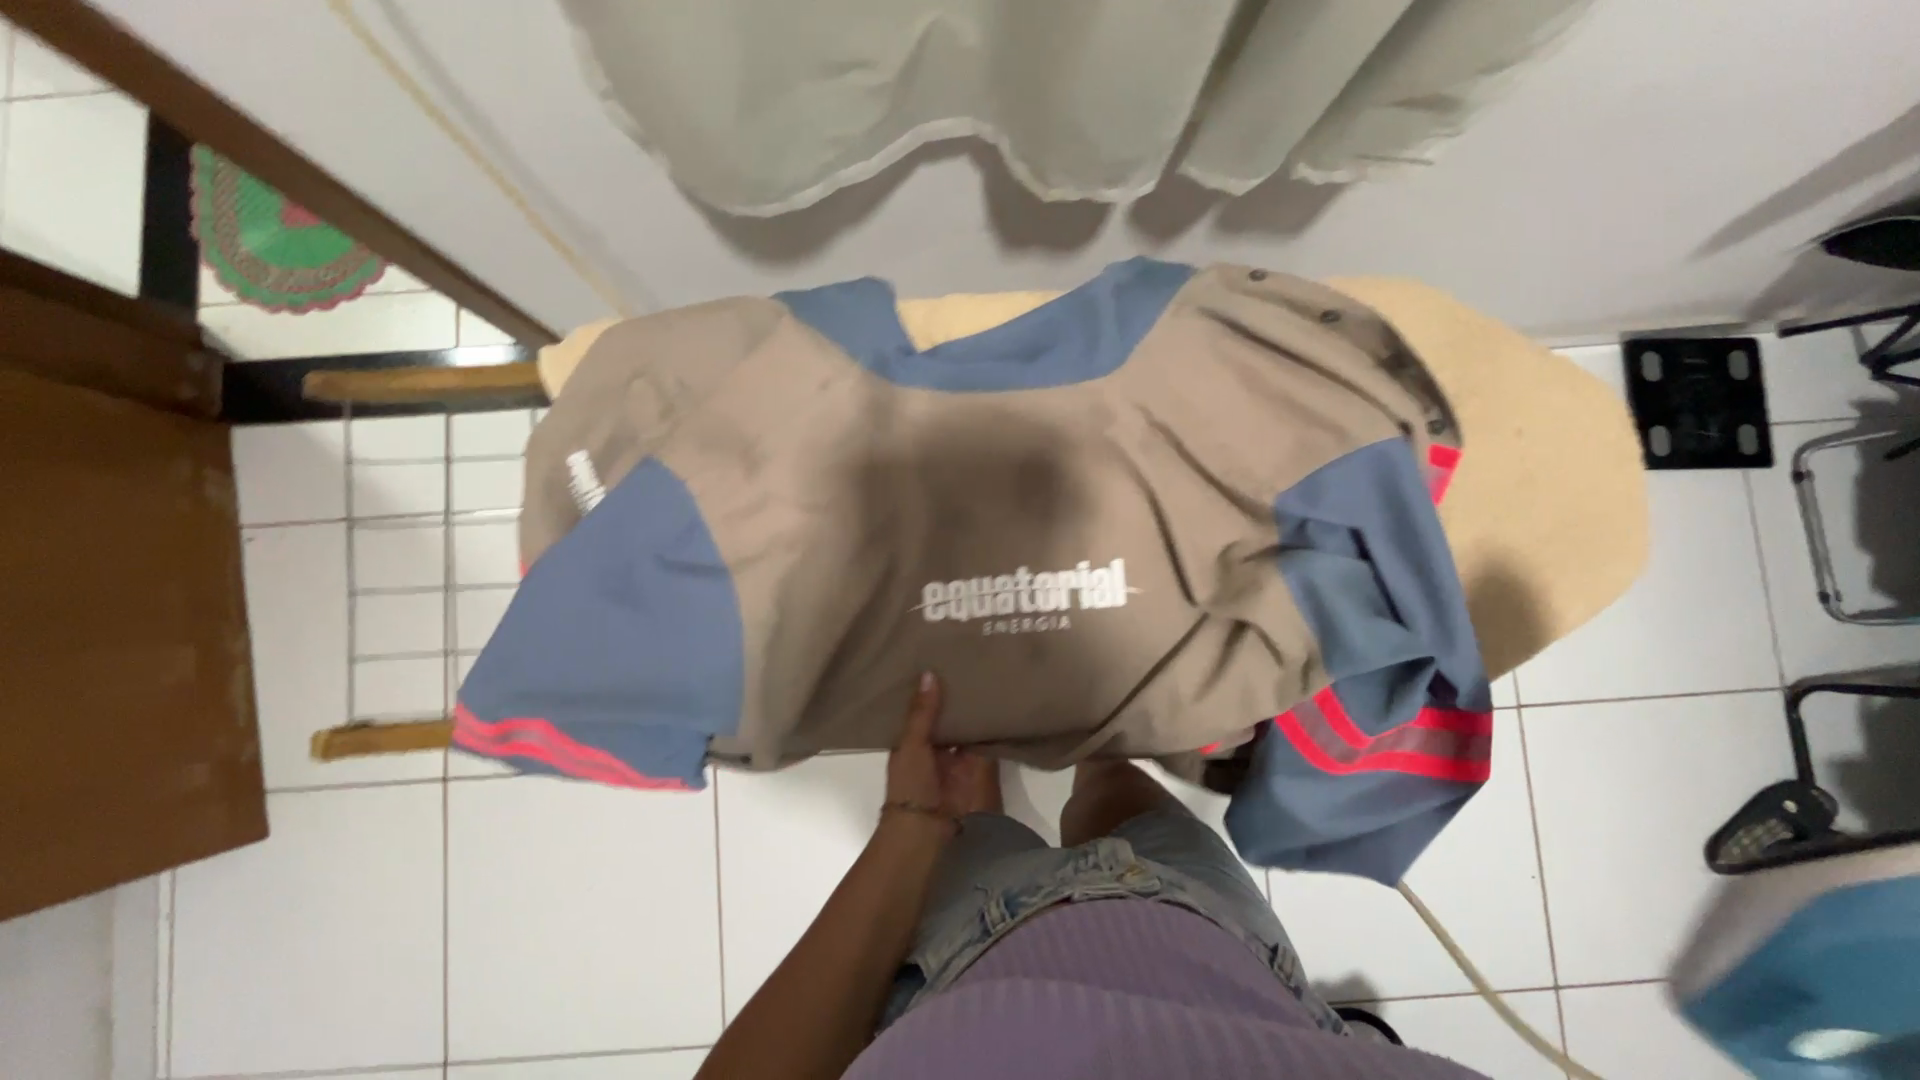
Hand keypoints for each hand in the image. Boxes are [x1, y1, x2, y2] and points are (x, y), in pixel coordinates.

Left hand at [885, 672, 998, 826]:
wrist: (926, 829)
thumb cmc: (909, 784)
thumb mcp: (911, 744)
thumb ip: (922, 712)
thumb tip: (929, 673)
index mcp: (912, 739)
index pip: (923, 708)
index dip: (931, 688)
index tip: (941, 658)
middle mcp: (934, 746)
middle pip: (948, 716)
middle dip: (958, 696)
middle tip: (972, 659)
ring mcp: (956, 757)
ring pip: (967, 728)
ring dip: (975, 710)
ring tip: (990, 673)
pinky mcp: (976, 767)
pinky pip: (985, 744)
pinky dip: (991, 729)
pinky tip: (1002, 703)